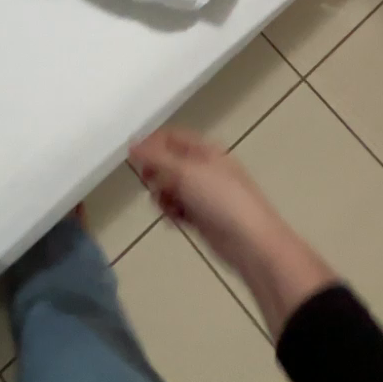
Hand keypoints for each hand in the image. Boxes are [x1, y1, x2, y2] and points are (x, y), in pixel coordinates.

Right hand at [130, 127, 337, 334]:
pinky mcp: (204, 217)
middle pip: (169, 162)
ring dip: (163, 194)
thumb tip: (131, 146)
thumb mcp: (185, 172)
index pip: (171, 137)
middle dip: (156, 172)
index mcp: (205, 150)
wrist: (252, 244)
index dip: (151, 144)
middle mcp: (204, 168)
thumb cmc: (221, 200)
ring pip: (172, 186)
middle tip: (147, 182)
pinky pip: (179, 207)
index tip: (133, 158)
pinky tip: (173, 219)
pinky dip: (172, 211)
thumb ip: (155, 158)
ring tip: (165, 205)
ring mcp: (205, 193)